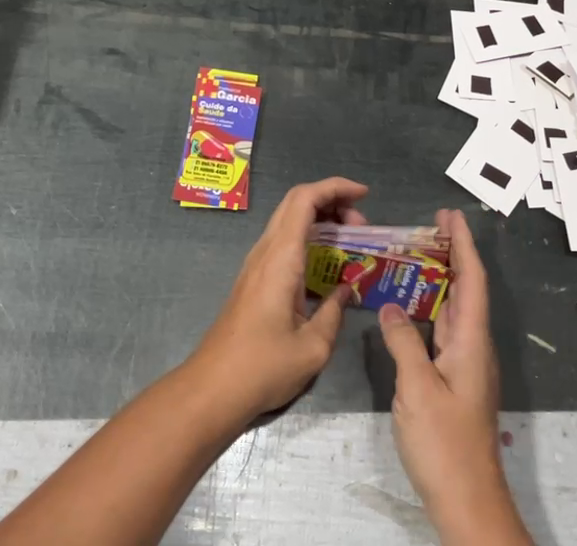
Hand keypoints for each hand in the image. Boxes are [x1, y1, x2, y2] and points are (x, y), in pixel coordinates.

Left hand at [185, 177, 368, 422]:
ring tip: (351, 243)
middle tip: (361, 227)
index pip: (304, 199)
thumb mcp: (314, 347)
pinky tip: (327, 265)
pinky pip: (284, 242)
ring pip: (288, 220)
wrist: (212, 389)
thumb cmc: (262, 368)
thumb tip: (346, 290)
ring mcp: (256, 265)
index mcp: (281, 258)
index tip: (365, 196)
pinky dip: (309, 239)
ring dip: (320, 220)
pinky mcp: (253, 280)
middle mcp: (266, 252)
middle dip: (332, 201)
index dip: (335, 188)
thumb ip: (334, 312)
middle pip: (295, 202)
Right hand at [379, 210, 528, 541]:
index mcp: (471, 341)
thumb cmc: (443, 441)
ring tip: (416, 255)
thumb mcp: (417, 388)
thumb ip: (403, 342)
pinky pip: (444, 330)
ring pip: (455, 309)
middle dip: (452, 254)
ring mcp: (465, 365)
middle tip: (427, 227)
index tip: (449, 215)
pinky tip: (411, 305)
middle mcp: (473, 346)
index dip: (462, 245)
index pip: (472, 280)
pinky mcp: (454, 380)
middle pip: (467, 289)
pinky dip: (430, 308)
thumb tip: (391, 305)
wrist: (465, 496)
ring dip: (441, 279)